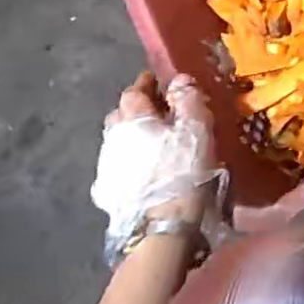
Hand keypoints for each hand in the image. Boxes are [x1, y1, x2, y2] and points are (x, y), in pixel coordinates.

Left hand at [89, 71, 216, 257]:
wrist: (162, 224)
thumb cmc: (183, 168)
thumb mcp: (197, 127)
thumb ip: (188, 99)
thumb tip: (179, 79)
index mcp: (133, 118)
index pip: (134, 91)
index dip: (146, 83)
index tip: (159, 81)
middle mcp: (113, 137)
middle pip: (120, 114)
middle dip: (136, 108)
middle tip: (158, 110)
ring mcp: (106, 165)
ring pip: (117, 139)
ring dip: (132, 134)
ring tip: (153, 139)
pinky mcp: (106, 190)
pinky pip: (117, 165)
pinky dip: (129, 159)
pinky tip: (142, 167)